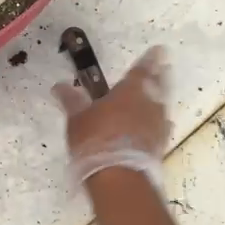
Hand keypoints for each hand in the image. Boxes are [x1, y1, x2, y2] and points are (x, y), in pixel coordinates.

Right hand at [52, 45, 170, 189]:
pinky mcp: (159, 142)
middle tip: (165, 66)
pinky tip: (156, 123)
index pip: (141, 71)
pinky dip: (157, 120)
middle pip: (158, 85)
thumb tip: (59, 85)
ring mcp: (157, 124)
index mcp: (129, 92)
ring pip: (161, 104)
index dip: (149, 60)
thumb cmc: (95, 139)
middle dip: (160, 75)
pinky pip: (160, 125)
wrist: (118, 174)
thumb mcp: (77, 118)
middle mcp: (149, 104)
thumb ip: (71, 100)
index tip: (158, 50)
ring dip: (159, 97)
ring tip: (159, 93)